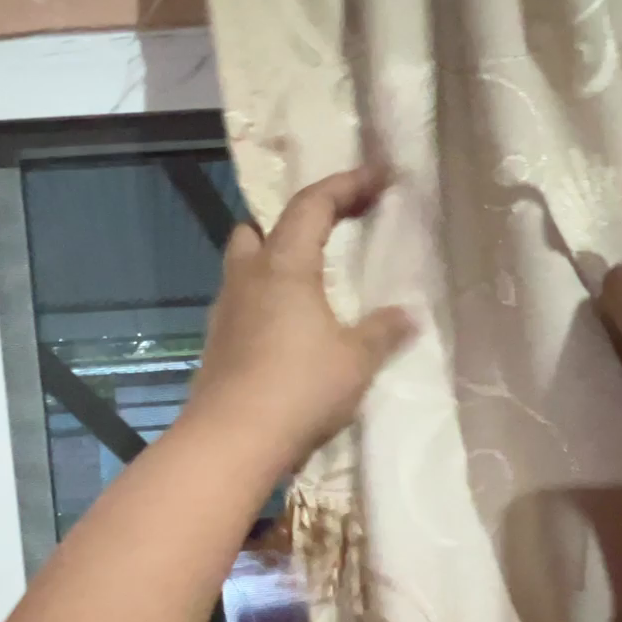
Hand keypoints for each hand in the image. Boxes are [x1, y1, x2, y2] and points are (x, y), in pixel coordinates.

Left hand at [182, 166, 415, 470]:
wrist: (231, 441)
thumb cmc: (299, 390)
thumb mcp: (356, 360)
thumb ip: (383, 332)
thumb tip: (407, 315)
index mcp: (284, 267)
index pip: (311, 204)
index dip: (346, 185)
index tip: (378, 180)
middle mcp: (246, 281)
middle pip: (258, 230)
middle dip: (291, 225)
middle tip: (325, 237)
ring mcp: (223, 315)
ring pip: (243, 271)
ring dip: (273, 269)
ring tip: (309, 291)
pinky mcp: (214, 349)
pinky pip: (240, 310)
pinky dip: (263, 307)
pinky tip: (285, 335)